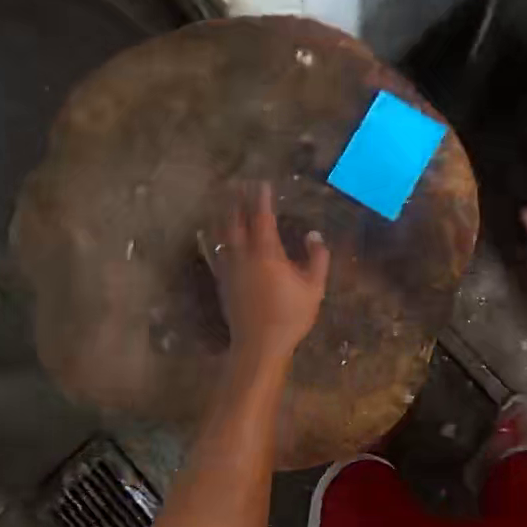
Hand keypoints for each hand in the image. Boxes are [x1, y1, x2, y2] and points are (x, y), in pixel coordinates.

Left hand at [200, 182, 330, 364]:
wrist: (260, 344)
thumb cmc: (291, 315)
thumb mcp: (314, 287)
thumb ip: (316, 258)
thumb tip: (313, 235)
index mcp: (267, 254)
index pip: (262, 218)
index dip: (262, 199)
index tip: (262, 183)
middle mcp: (244, 255)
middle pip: (236, 221)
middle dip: (238, 200)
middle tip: (239, 183)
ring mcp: (229, 268)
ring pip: (222, 234)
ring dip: (223, 214)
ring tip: (224, 199)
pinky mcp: (222, 281)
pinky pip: (215, 252)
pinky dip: (212, 237)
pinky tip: (210, 232)